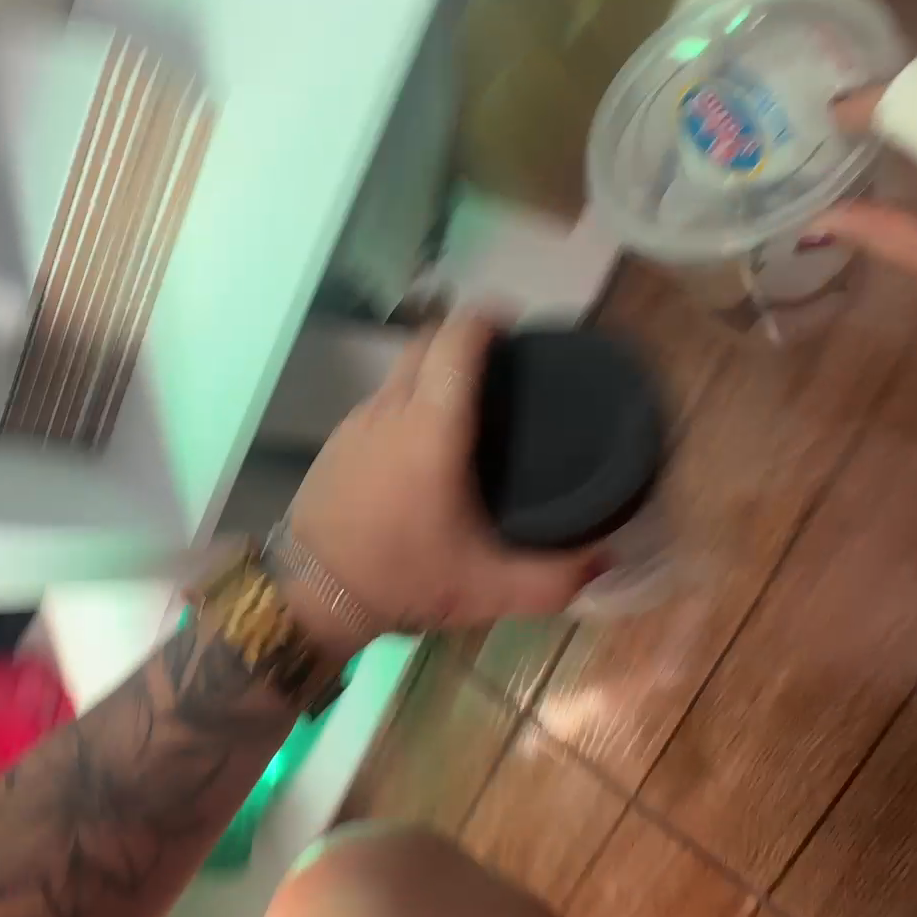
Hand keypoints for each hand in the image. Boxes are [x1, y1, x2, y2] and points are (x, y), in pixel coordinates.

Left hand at [284, 314, 596, 649]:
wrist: (309, 596)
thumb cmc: (401, 580)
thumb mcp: (487, 590)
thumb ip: (554, 579)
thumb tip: (608, 561)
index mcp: (430, 427)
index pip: (456, 339)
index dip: (488, 319)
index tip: (518, 327)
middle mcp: (389, 410)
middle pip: (426, 343)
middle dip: (463, 339)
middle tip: (502, 369)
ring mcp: (354, 423)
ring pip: (399, 373)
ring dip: (432, 373)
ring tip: (468, 408)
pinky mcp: (335, 443)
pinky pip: (379, 402)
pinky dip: (406, 403)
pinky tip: (422, 445)